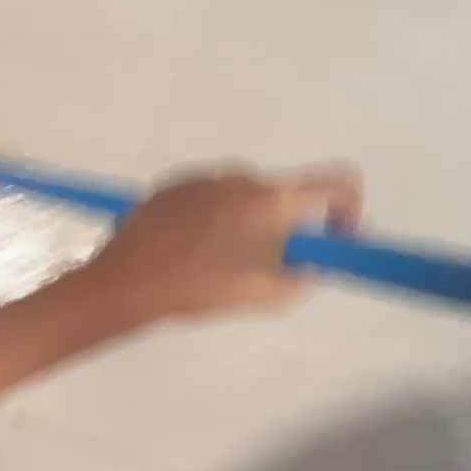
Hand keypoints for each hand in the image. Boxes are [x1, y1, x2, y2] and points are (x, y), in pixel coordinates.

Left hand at [77, 164, 362, 322]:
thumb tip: (309, 261)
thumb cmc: (199, 288)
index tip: (330, 239)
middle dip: (280, 226)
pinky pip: (202, 199)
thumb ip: (306, 273)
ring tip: (212, 261)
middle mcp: (237, 176)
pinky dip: (205, 219)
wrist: (122, 284)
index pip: (337, 181)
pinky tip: (183, 249)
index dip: (348, 209)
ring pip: (237, 198)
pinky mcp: (163, 188)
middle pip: (279, 196)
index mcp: (271, 197)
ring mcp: (196, 179)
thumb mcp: (271, 293)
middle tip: (259, 263)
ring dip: (239, 223)